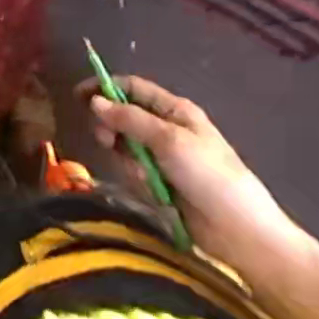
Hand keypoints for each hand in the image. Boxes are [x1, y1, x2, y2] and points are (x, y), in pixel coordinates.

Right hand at [75, 75, 309, 275]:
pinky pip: (132, 168)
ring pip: (124, 144)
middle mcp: (167, 128)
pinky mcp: (160, 180)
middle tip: (106, 141)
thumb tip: (94, 101)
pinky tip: (148, 187)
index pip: (132, 87)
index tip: (78, 97)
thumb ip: (129, 119)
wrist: (240, 232)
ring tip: (140, 173)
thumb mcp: (168, 140)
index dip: (104, 87)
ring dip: (124, 156)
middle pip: (123, 115)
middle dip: (111, 126)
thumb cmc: (210, 176)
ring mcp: (163, 156)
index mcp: (175, 110)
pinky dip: (134, 175)